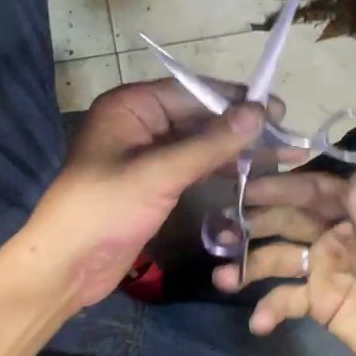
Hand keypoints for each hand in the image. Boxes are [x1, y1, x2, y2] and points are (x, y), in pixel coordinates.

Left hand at [28, 80, 262, 309]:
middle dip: (241, 126)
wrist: (67, 264)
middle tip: (288, 135)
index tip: (278, 108)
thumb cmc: (103, 209)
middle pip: (198, 116)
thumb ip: (209, 144)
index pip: (191, 91)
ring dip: (237, 149)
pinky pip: (192, 168)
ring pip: (199, 144)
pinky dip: (220, 169)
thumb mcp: (158, 173)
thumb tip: (259, 112)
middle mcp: (138, 124)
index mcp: (130, 107)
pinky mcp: (153, 185)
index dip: (236, 99)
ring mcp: (146, 156)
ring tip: (284, 155)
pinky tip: (254, 173)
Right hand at [214, 169, 355, 355]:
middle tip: (223, 230)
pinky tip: (258, 323)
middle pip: (291, 220)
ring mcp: (326, 272)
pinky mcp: (318, 305)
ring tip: (224, 278)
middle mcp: (340, 239)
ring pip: (278, 257)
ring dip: (250, 264)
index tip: (251, 187)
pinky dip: (267, 308)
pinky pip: (284, 299)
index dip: (286, 186)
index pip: (321, 193)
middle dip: (256, 222)